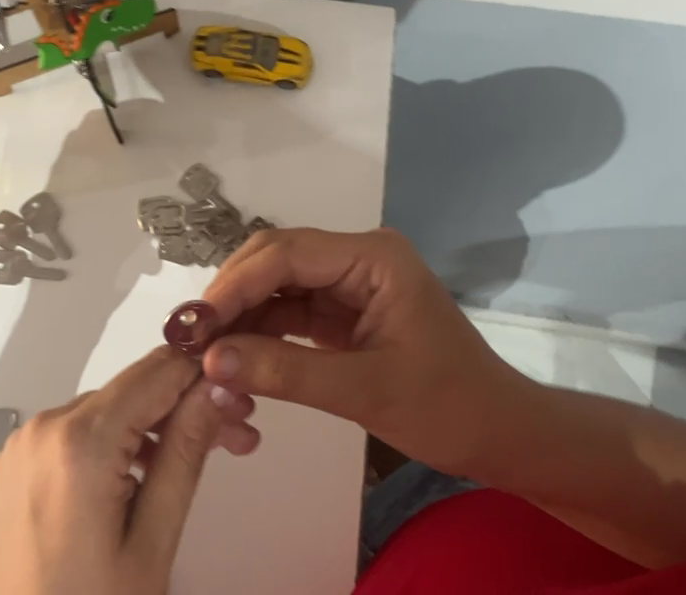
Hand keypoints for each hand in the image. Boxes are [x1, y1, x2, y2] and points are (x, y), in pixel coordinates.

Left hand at [0, 346, 259, 594]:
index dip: (204, 377)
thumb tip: (214, 389)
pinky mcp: (13, 465)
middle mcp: (41, 430)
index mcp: (78, 443)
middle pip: (133, 389)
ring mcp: (21, 447)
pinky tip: (137, 475)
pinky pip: (74, 432)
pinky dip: (109, 442)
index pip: (158, 371)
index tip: (236, 398)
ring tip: (186, 464)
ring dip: (149, 426)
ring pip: (106, 408)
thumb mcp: (153, 539)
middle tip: (230, 439)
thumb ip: (185, 451)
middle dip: (183, 406)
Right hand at [198, 227, 531, 480]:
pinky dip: (259, 337)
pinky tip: (232, 361)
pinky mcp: (341, 312)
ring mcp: (348, 283)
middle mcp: (356, 257)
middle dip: (232, 298)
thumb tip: (210, 362)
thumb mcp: (364, 390)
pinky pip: (288, 313)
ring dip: (240, 319)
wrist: (497, 433)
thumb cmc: (447, 406)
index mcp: (373, 256)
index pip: (287, 253)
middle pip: (275, 261)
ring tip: (202, 356)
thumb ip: (284, 372)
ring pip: (276, 287)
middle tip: (189, 340)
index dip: (235, 284)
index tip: (194, 325)